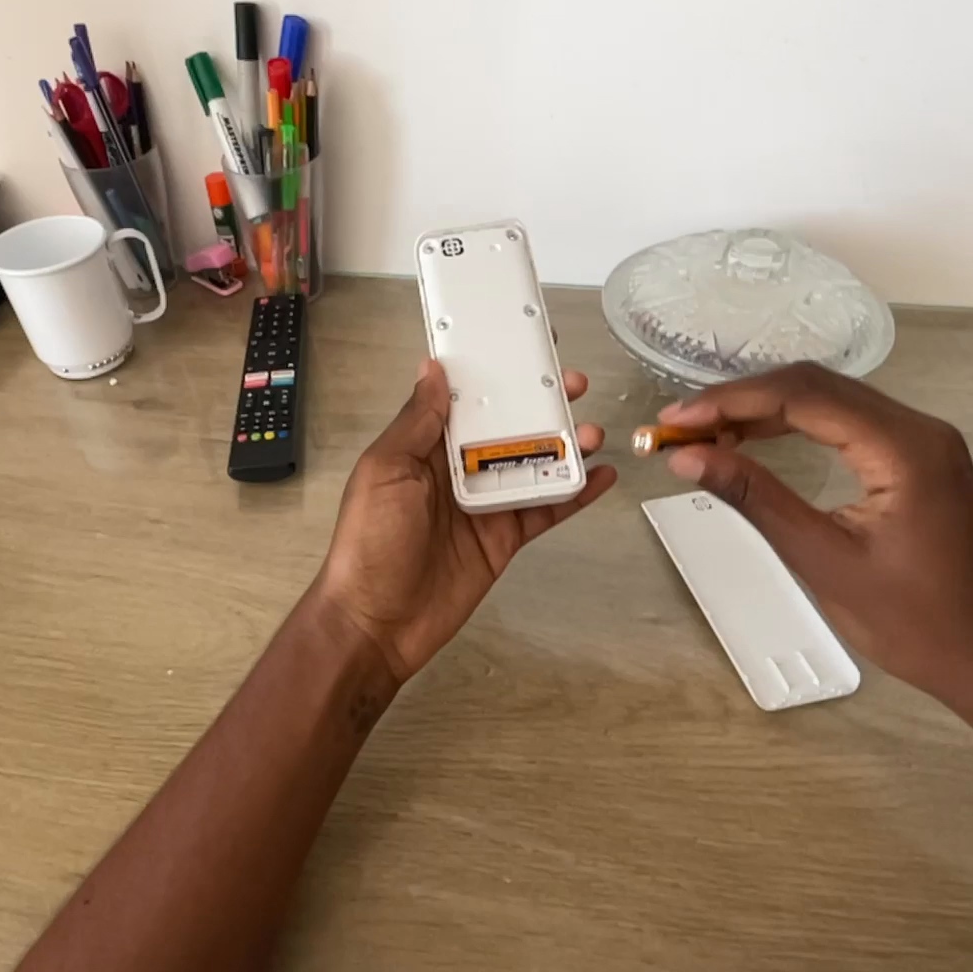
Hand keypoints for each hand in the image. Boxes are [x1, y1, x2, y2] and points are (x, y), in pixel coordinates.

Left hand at [314, 360, 617, 684]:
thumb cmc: (371, 541)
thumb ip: (416, 423)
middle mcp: (456, 471)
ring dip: (565, 446)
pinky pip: (545, 511)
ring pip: (532, 466)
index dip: (494, 376)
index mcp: (423, 448)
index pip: (465, 402)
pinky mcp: (503, 539)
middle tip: (573, 384)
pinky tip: (602, 477)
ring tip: (592, 430)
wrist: (377, 622)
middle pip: (507, 428)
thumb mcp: (386, 470)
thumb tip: (433, 370)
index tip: (526, 349)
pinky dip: (574, 495)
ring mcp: (483, 505)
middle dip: (540, 404)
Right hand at [658, 363, 972, 699]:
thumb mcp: (821, 558)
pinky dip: (788, 426)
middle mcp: (915, 427)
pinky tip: (750, 442)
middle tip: (679, 428)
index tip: (673, 422)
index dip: (729, 402)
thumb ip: (754, 497)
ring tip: (704, 435)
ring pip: (824, 399)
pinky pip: (839, 421)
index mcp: (902, 448)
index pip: (801, 397)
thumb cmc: (911, 620)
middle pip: (812, 386)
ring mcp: (917, 439)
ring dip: (759, 410)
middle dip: (738, 401)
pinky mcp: (911, 456)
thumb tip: (686, 458)